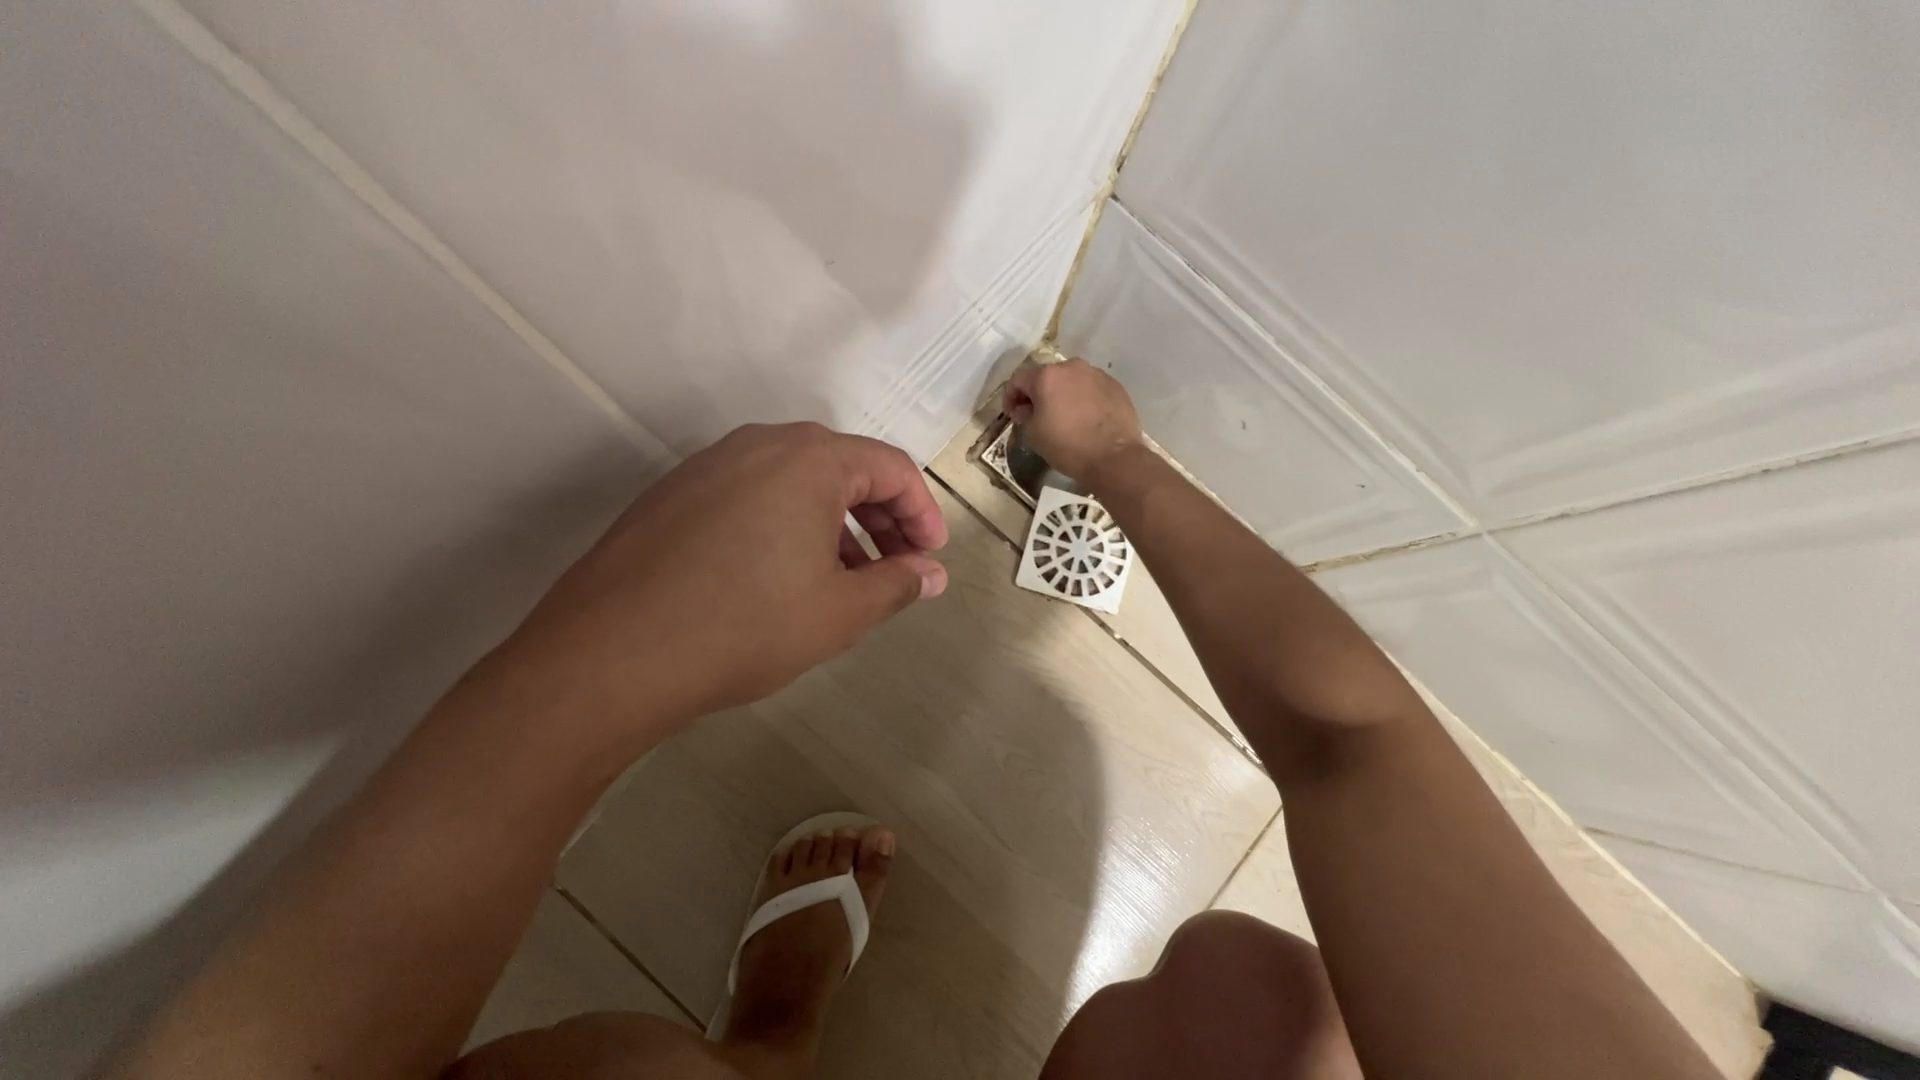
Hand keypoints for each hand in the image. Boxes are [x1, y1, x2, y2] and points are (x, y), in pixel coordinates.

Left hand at [492, 423, 947, 740]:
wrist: (611, 654)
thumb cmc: (746, 627)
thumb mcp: (840, 613)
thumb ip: (898, 584)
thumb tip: (932, 574)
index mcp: (809, 458)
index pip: (891, 467)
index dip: (923, 513)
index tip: (930, 559)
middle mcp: (759, 444)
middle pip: (842, 467)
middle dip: (881, 518)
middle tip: (896, 569)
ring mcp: (708, 466)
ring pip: (793, 483)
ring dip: (834, 524)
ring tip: (843, 581)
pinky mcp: (673, 494)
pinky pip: (751, 496)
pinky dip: (785, 526)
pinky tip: (781, 579)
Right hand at [1004, 357, 1143, 481]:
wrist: (1114, 458)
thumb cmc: (1067, 446)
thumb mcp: (1033, 435)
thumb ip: (1024, 416)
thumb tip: (1026, 409)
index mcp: (1047, 376)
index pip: (1018, 378)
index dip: (1011, 396)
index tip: (1013, 414)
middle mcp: (1072, 367)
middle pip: (1047, 376)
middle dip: (1038, 394)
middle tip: (1037, 415)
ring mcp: (1097, 374)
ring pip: (1071, 380)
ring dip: (1062, 394)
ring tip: (1065, 417)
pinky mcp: (1115, 386)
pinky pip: (1092, 388)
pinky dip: (1084, 399)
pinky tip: (1086, 419)